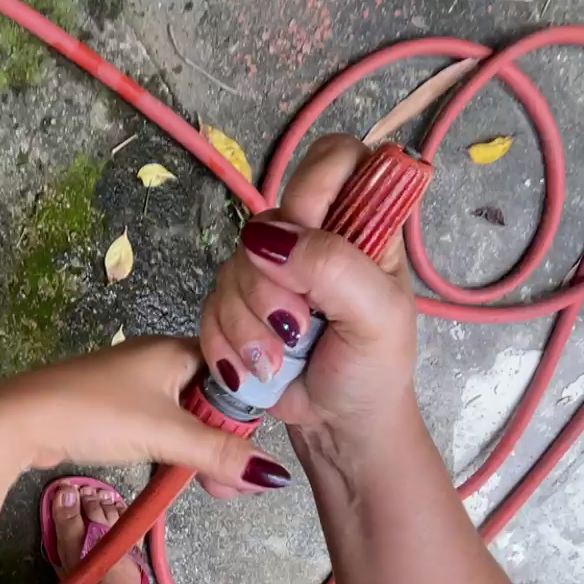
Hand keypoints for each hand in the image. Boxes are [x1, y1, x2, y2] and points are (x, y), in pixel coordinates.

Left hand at [0, 337, 293, 493]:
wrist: (19, 421)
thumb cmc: (95, 415)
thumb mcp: (164, 434)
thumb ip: (218, 453)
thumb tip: (273, 475)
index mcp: (176, 351)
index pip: (236, 372)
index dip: (251, 413)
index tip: (258, 456)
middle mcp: (158, 360)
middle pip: (211, 399)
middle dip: (226, 442)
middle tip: (236, 485)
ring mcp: (133, 384)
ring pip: (184, 417)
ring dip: (201, 451)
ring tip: (216, 488)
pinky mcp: (113, 409)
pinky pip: (158, 426)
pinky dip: (173, 450)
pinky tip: (179, 474)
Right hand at [198, 134, 419, 458]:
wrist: (339, 424)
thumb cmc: (372, 369)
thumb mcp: (375, 317)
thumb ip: (333, 267)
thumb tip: (269, 238)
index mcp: (359, 224)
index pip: (331, 159)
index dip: (311, 190)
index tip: (311, 243)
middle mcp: (309, 239)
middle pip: (263, 225)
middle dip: (269, 287)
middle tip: (297, 328)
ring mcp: (267, 274)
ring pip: (229, 272)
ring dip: (247, 326)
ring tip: (278, 361)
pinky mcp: (235, 308)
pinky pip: (209, 309)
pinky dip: (225, 344)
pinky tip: (253, 368)